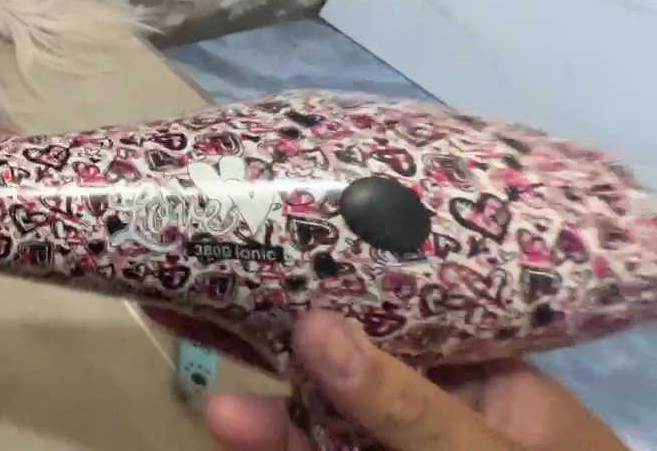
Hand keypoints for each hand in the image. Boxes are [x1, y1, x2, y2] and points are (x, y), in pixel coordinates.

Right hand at [149, 308, 626, 450]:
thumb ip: (411, 405)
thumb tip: (314, 323)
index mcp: (483, 373)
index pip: (388, 298)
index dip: (315, 264)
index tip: (247, 234)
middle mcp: (429, 396)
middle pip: (326, 340)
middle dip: (252, 316)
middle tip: (179, 279)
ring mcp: (390, 439)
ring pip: (305, 395)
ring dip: (249, 391)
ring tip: (200, 386)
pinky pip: (303, 442)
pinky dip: (262, 434)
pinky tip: (225, 427)